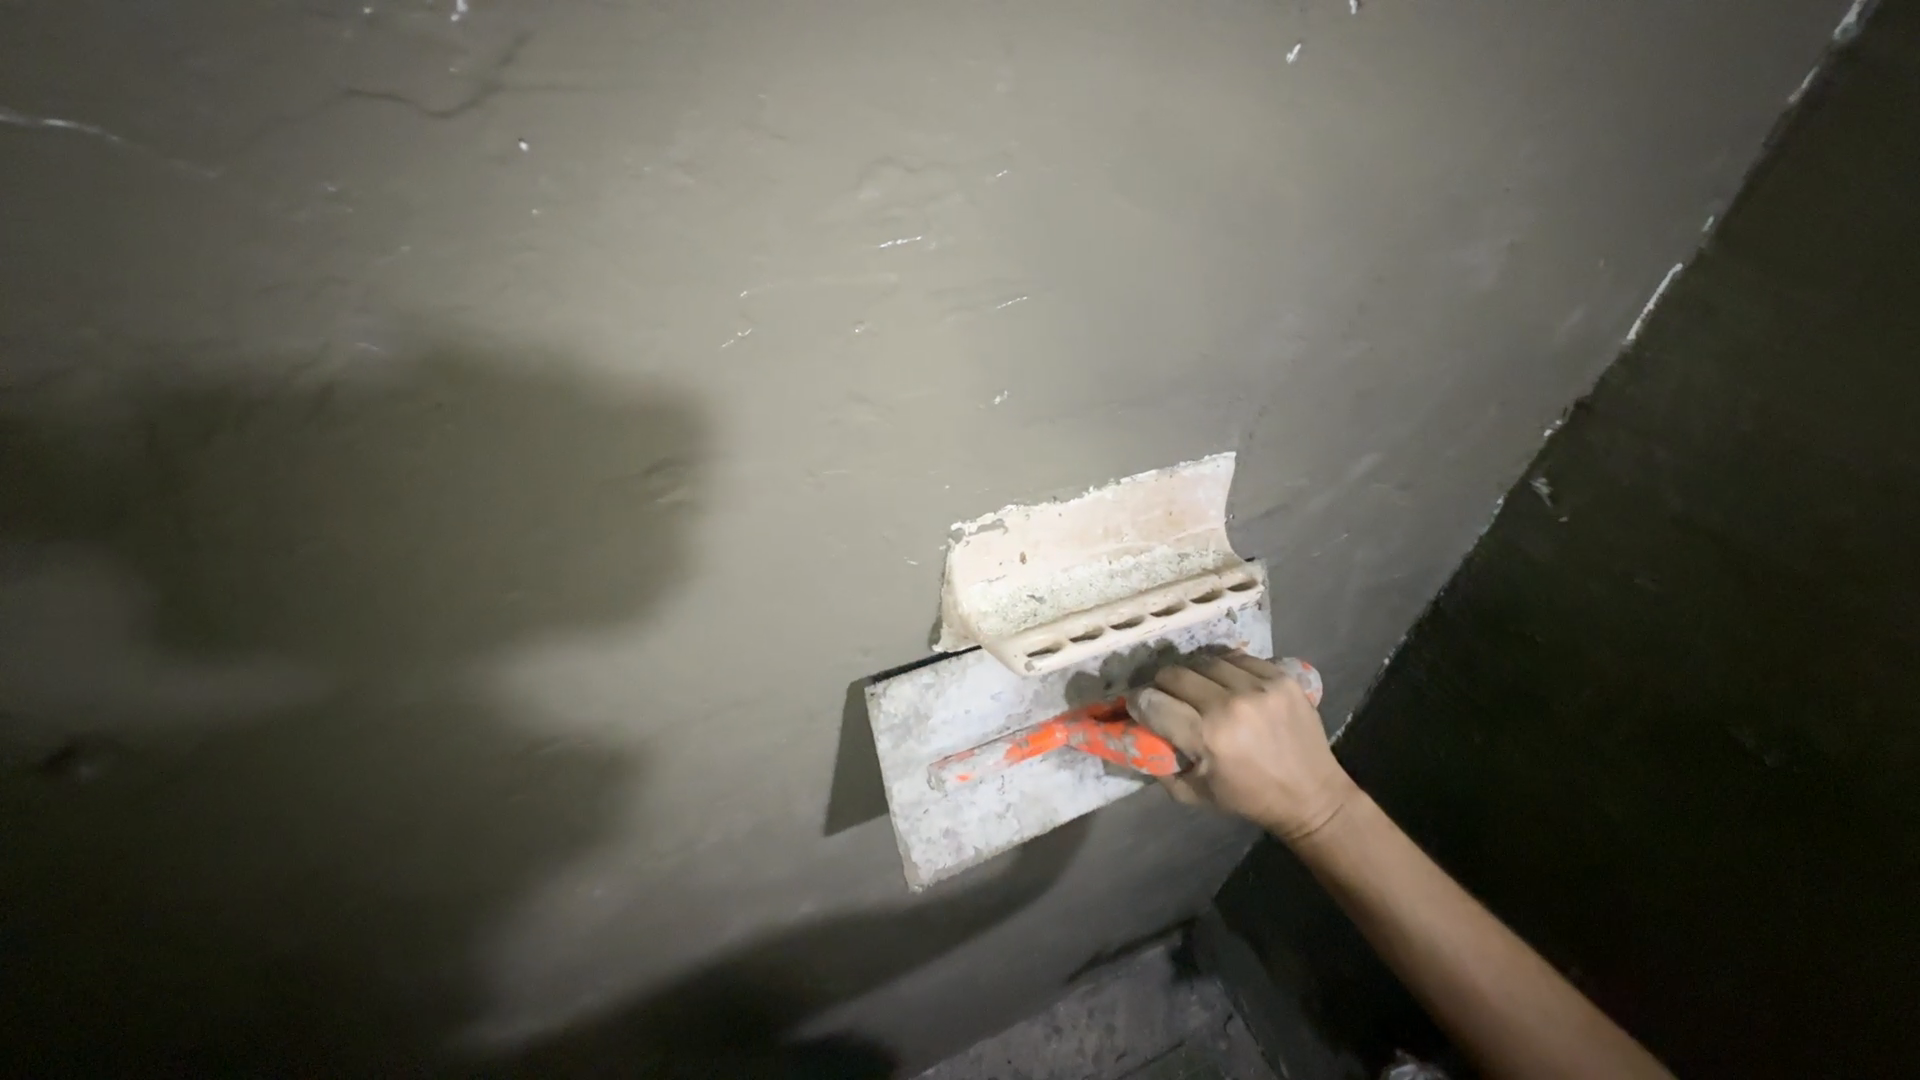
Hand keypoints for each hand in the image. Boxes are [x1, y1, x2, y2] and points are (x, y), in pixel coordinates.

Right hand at [1126, 651, 1356, 841]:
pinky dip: (1225, 669)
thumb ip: (1158, 763)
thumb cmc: (1248, 798)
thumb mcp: (1193, 793)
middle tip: (1166, 696)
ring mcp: (1260, 687)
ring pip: (1204, 661)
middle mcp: (1232, 705)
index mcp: (1208, 737)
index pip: (1153, 702)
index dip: (1138, 703)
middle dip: (1162, 685)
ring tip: (1198, 688)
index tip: (1138, 707)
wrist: (1312, 795)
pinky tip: (1228, 684)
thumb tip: (1132, 733)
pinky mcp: (1281, 676)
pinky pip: (1237, 658)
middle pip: (1174, 674)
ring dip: (1194, 674)